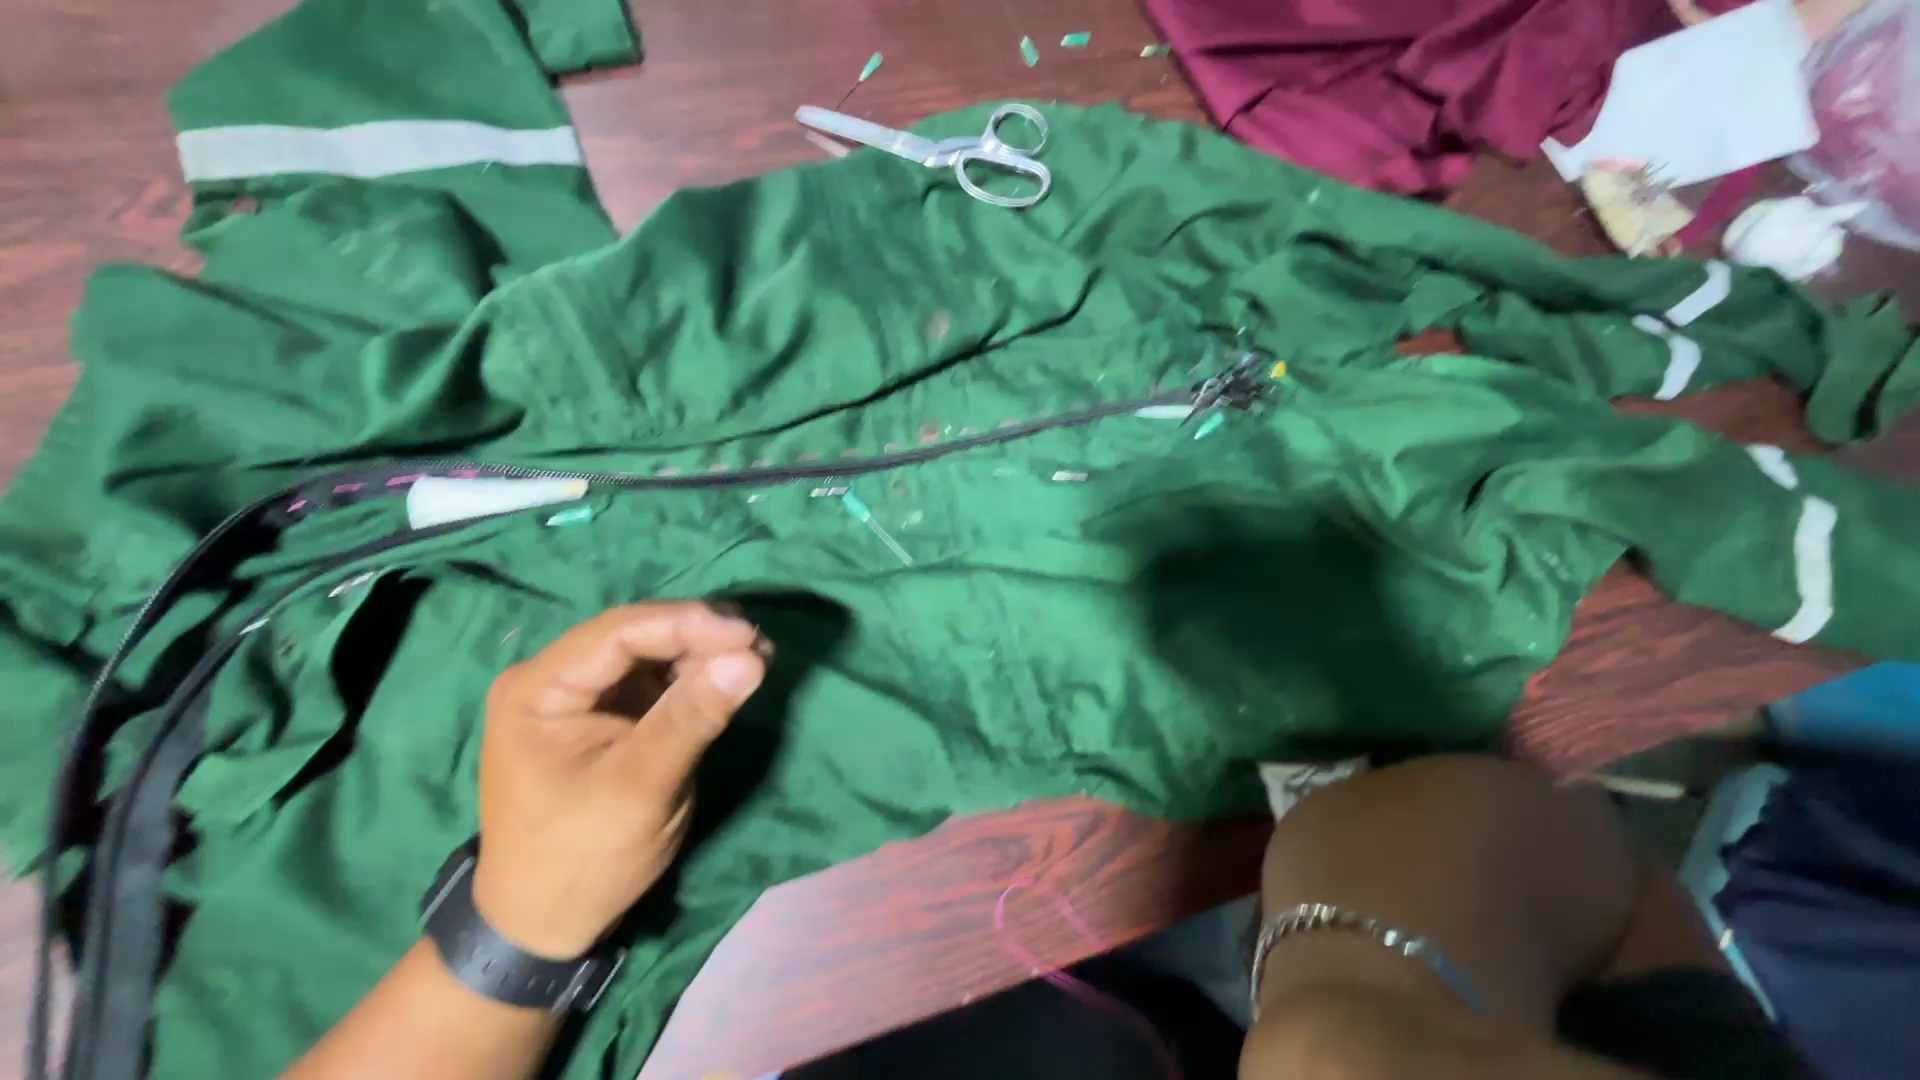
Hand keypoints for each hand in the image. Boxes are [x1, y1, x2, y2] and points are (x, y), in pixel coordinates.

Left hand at [471, 603, 767, 958]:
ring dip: (704, 653)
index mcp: (538, 690)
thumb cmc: (581, 860)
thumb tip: (751, 659)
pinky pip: (657, 681)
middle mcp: (554, 679)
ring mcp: (582, 696)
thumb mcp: (640, 790)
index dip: (686, 624)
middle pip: (637, 636)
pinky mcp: (609, 715)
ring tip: (759, 657)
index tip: (747, 634)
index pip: (619, 633)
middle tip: (761, 646)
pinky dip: (696, 678)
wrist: (546, 925)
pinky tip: (732, 677)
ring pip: (652, 654)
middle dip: (700, 636)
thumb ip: (691, 719)